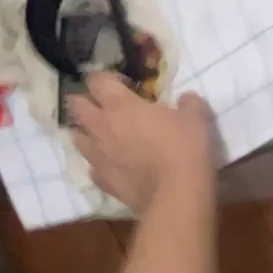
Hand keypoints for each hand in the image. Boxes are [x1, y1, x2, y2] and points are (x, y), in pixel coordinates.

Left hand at [67, 73, 214, 212]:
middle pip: (75, 105)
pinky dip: (101, 164)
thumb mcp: (197, 120)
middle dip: (86, 102)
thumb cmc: (185, 149)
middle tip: (107, 109)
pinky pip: (93, 167)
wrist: (176, 194)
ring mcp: (97, 154)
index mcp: (121, 105)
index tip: (125, 84)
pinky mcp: (101, 179)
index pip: (97, 79)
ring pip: (77, 136)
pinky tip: (116, 167)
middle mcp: (100, 125)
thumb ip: (189, 104)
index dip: (108, 78)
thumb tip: (186, 99)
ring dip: (88, 133)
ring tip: (107, 138)